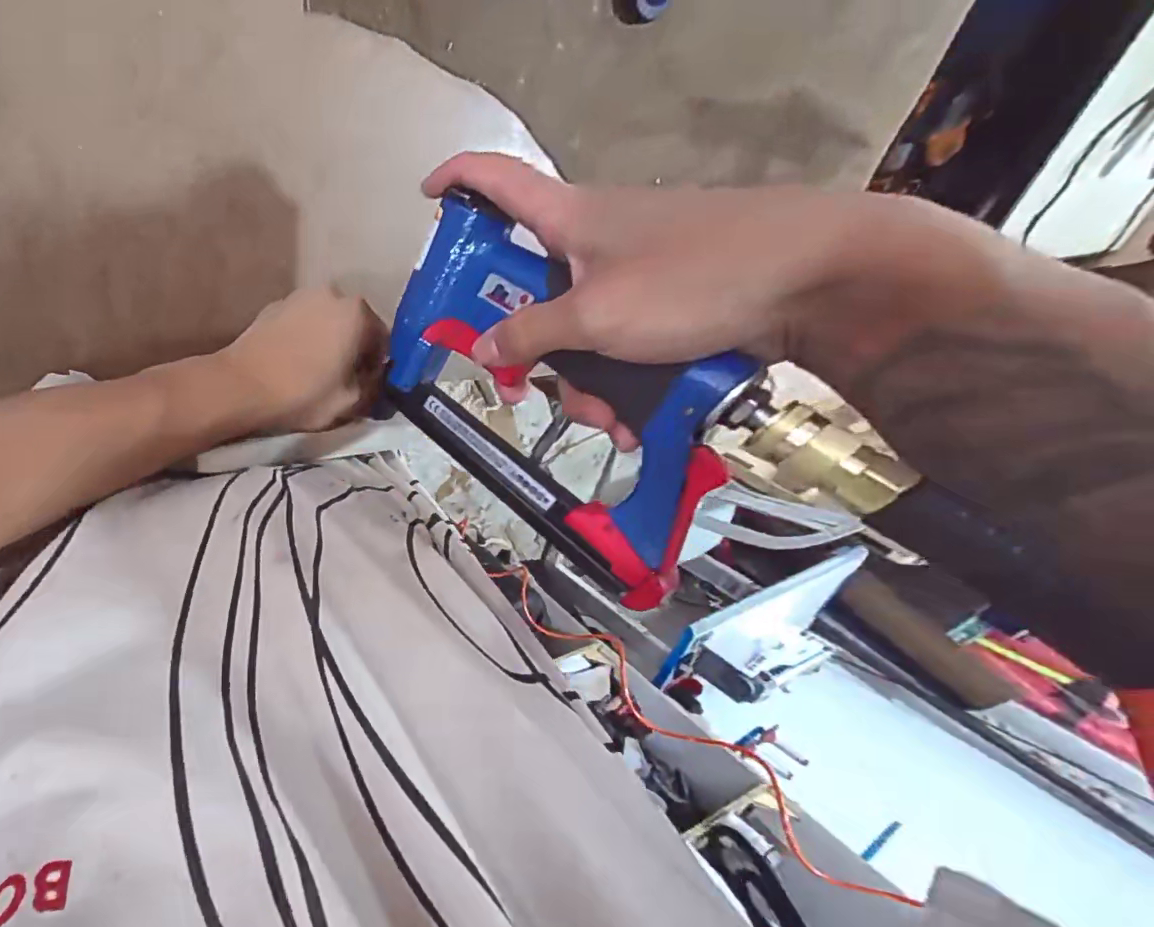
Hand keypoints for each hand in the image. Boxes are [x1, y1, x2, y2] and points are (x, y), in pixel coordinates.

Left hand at [212, 285, 385, 432]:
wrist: (239, 387)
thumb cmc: (301, 395)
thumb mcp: (349, 404)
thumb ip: (373, 390)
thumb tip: (375, 384)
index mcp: (358, 312)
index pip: (382, 341)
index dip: (376, 369)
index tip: (363, 390)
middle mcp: (331, 294)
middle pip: (353, 327)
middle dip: (351, 352)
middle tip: (338, 383)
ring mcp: (298, 297)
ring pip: (324, 324)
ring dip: (326, 344)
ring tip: (311, 375)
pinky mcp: (272, 308)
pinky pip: (299, 325)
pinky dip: (301, 341)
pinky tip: (289, 365)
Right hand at [422, 152, 871, 448]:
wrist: (827, 278)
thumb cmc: (696, 278)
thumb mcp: (596, 316)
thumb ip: (529, 334)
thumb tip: (482, 350)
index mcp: (570, 220)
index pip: (498, 180)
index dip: (456, 180)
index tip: (425, 196)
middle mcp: (595, 241)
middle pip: (529, 290)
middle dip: (524, 349)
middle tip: (520, 387)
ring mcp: (633, 273)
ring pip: (575, 331)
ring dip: (579, 384)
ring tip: (606, 419)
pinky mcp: (667, 302)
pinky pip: (618, 345)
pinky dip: (618, 384)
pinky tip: (633, 420)